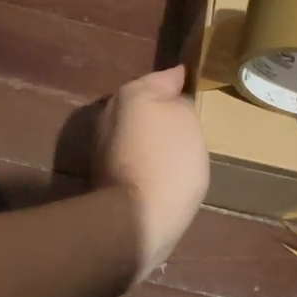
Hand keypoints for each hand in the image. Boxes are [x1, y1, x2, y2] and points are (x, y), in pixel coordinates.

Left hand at [94, 66, 209, 278]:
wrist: (135, 218)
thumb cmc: (168, 163)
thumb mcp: (187, 121)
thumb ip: (180, 103)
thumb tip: (171, 100)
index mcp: (132, 93)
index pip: (165, 77)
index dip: (183, 79)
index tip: (195, 80)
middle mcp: (111, 111)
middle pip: (145, 103)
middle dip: (163, 107)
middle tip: (189, 117)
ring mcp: (102, 143)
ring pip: (135, 129)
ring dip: (152, 133)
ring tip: (177, 144)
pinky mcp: (102, 171)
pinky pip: (131, 153)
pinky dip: (145, 155)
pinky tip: (161, 167)